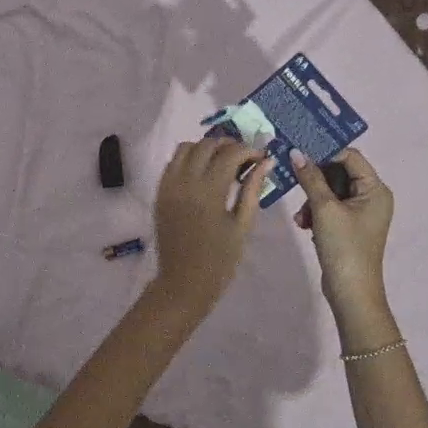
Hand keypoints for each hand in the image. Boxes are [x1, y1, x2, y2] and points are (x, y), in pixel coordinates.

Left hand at [151, 138, 270, 314]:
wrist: (183, 283)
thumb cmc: (220, 260)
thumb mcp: (242, 225)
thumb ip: (253, 189)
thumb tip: (267, 162)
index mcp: (209, 191)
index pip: (230, 154)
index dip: (249, 150)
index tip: (262, 157)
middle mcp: (185, 181)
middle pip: (207, 145)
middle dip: (229, 145)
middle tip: (245, 158)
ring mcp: (169, 185)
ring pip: (186, 147)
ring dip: (206, 147)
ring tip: (223, 161)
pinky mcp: (160, 191)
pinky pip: (173, 162)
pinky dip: (189, 158)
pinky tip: (203, 171)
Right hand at [290, 148, 393, 313]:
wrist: (351, 292)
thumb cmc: (344, 247)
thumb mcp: (324, 209)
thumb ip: (311, 178)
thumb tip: (296, 152)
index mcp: (376, 189)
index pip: (350, 157)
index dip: (325, 153)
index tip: (299, 152)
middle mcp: (372, 197)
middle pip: (339, 173)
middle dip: (315, 180)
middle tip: (294, 182)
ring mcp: (361, 213)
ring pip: (331, 191)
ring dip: (312, 199)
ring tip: (301, 217)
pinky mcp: (349, 226)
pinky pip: (330, 207)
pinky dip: (316, 212)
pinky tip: (305, 225)